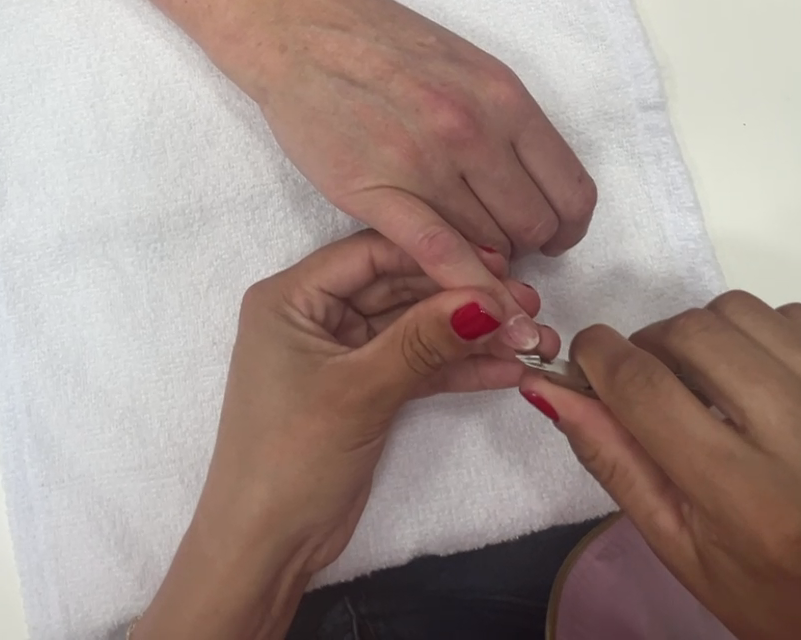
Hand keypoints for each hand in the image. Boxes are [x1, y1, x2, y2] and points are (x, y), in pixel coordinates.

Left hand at [134, 232, 560, 639]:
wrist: (267, 546)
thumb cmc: (293, 454)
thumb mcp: (359, 391)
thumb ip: (424, 341)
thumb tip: (491, 301)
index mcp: (292, 296)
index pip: (371, 254)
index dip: (435, 255)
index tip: (500, 268)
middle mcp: (314, 312)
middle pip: (397, 288)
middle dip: (461, 299)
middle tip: (528, 307)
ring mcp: (340, 349)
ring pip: (412, 327)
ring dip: (468, 336)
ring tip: (533, 341)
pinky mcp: (362, 385)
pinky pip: (414, 363)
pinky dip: (456, 368)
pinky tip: (507, 371)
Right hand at [239, 0, 595, 324]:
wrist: (297, 34)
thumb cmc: (375, 38)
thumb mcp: (461, 60)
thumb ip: (501, 118)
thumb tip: (524, 179)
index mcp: (503, 97)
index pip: (571, 191)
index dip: (567, 227)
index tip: (550, 237)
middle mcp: (475, 133)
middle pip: (533, 226)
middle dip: (523, 245)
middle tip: (497, 241)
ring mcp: (425, 165)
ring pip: (488, 245)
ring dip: (482, 256)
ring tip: (458, 243)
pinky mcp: (375, 191)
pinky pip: (437, 253)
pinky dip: (463, 286)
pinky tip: (470, 304)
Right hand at [519, 293, 800, 639]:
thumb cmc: (783, 608)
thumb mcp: (679, 548)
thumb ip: (608, 456)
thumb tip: (546, 381)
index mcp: (755, 506)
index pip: (643, 386)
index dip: (598, 355)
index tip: (589, 357)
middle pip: (696, 332)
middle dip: (654, 344)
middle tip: (658, 380)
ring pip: (749, 312)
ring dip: (712, 337)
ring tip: (719, 384)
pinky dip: (771, 340)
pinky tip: (776, 387)